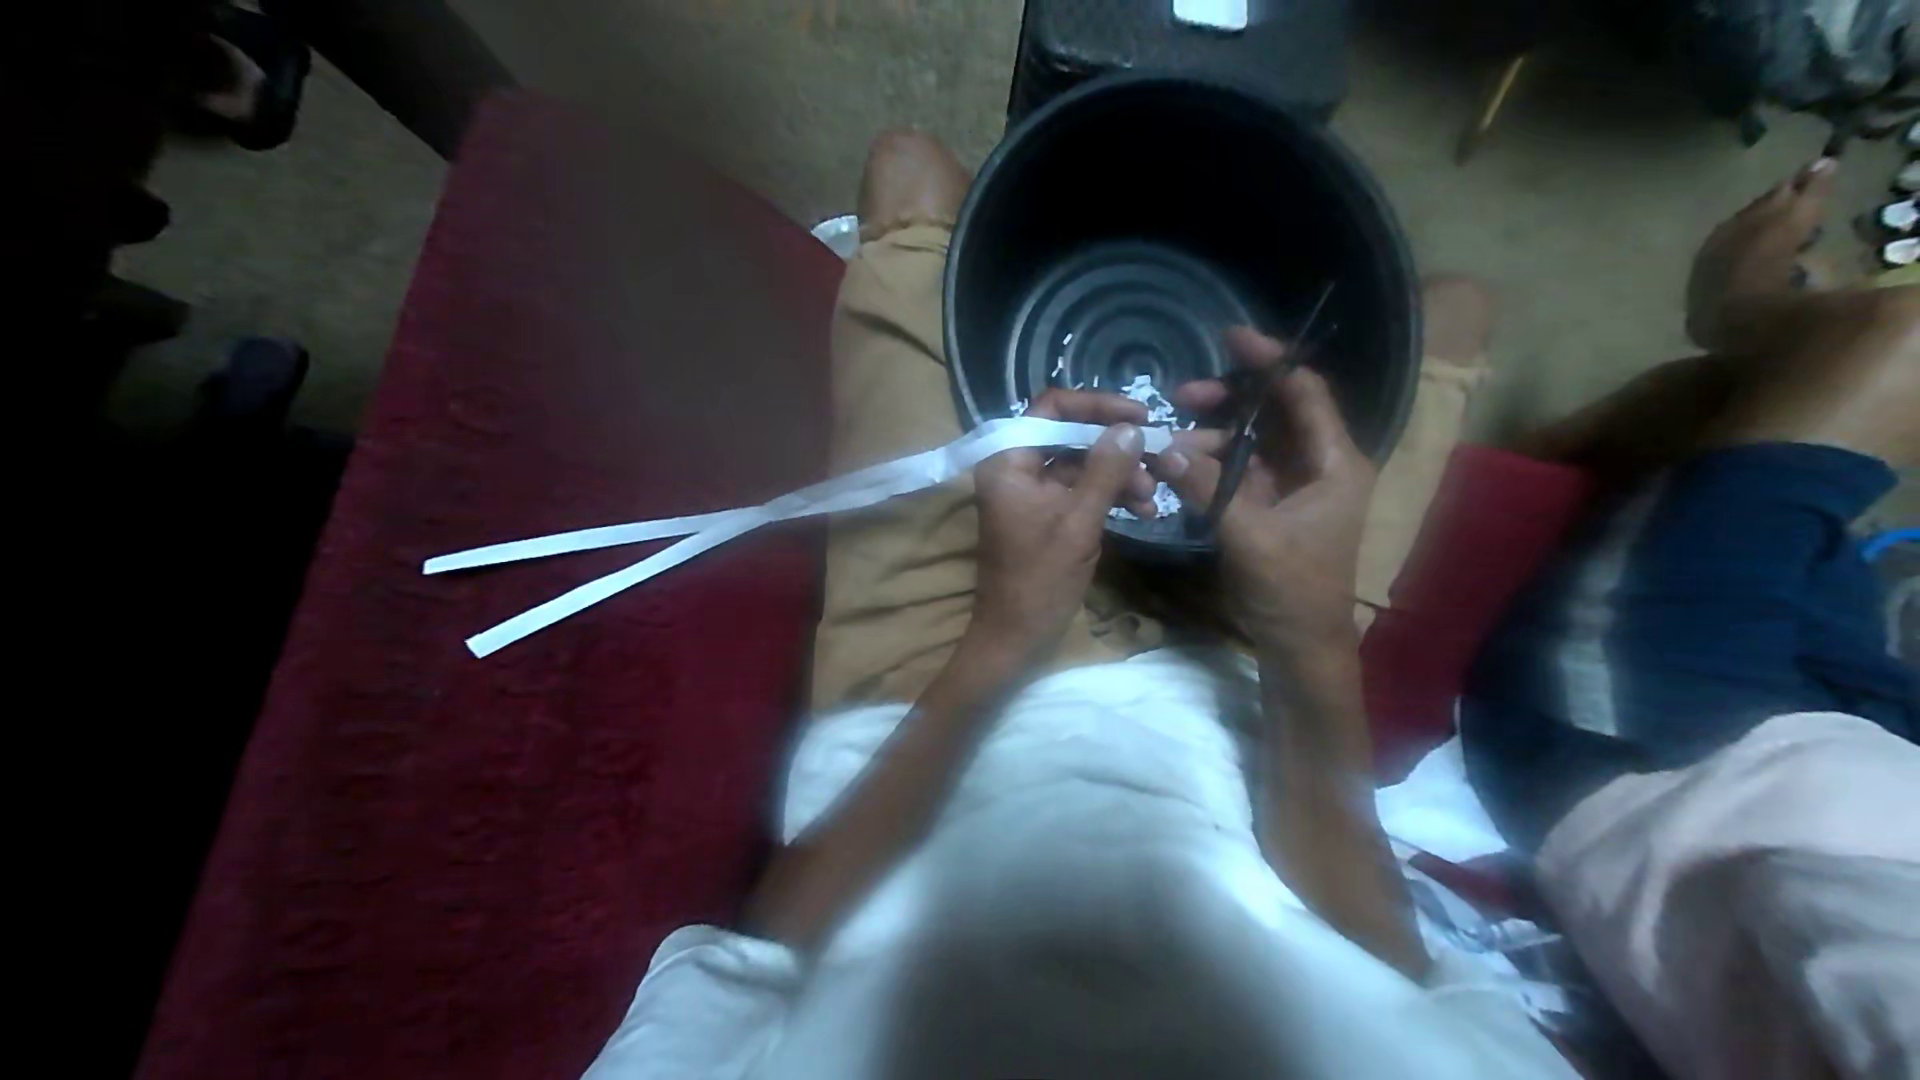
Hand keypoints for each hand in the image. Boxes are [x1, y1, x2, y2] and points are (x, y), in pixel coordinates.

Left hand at [971, 389, 1154, 663]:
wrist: (1016, 634)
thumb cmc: (1040, 579)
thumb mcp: (1078, 521)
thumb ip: (1104, 471)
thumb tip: (1131, 427)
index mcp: (1008, 461)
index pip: (1052, 408)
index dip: (1097, 405)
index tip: (1140, 416)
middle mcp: (1015, 468)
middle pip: (1070, 435)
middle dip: (1115, 448)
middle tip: (1156, 458)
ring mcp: (1030, 491)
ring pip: (1080, 464)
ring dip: (1118, 475)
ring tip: (1151, 498)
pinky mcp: (1046, 513)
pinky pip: (1080, 490)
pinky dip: (1109, 496)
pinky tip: (1143, 511)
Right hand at [1150, 327, 1375, 661]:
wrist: (1297, 641)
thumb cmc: (1290, 589)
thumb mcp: (1249, 536)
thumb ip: (1208, 490)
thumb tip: (1164, 450)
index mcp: (1334, 463)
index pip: (1305, 394)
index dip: (1271, 362)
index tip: (1230, 338)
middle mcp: (1316, 465)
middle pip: (1272, 411)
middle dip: (1228, 399)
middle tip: (1182, 396)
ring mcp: (1289, 485)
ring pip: (1249, 440)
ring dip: (1209, 436)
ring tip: (1170, 446)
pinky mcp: (1266, 504)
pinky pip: (1235, 469)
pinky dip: (1207, 464)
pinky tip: (1178, 468)